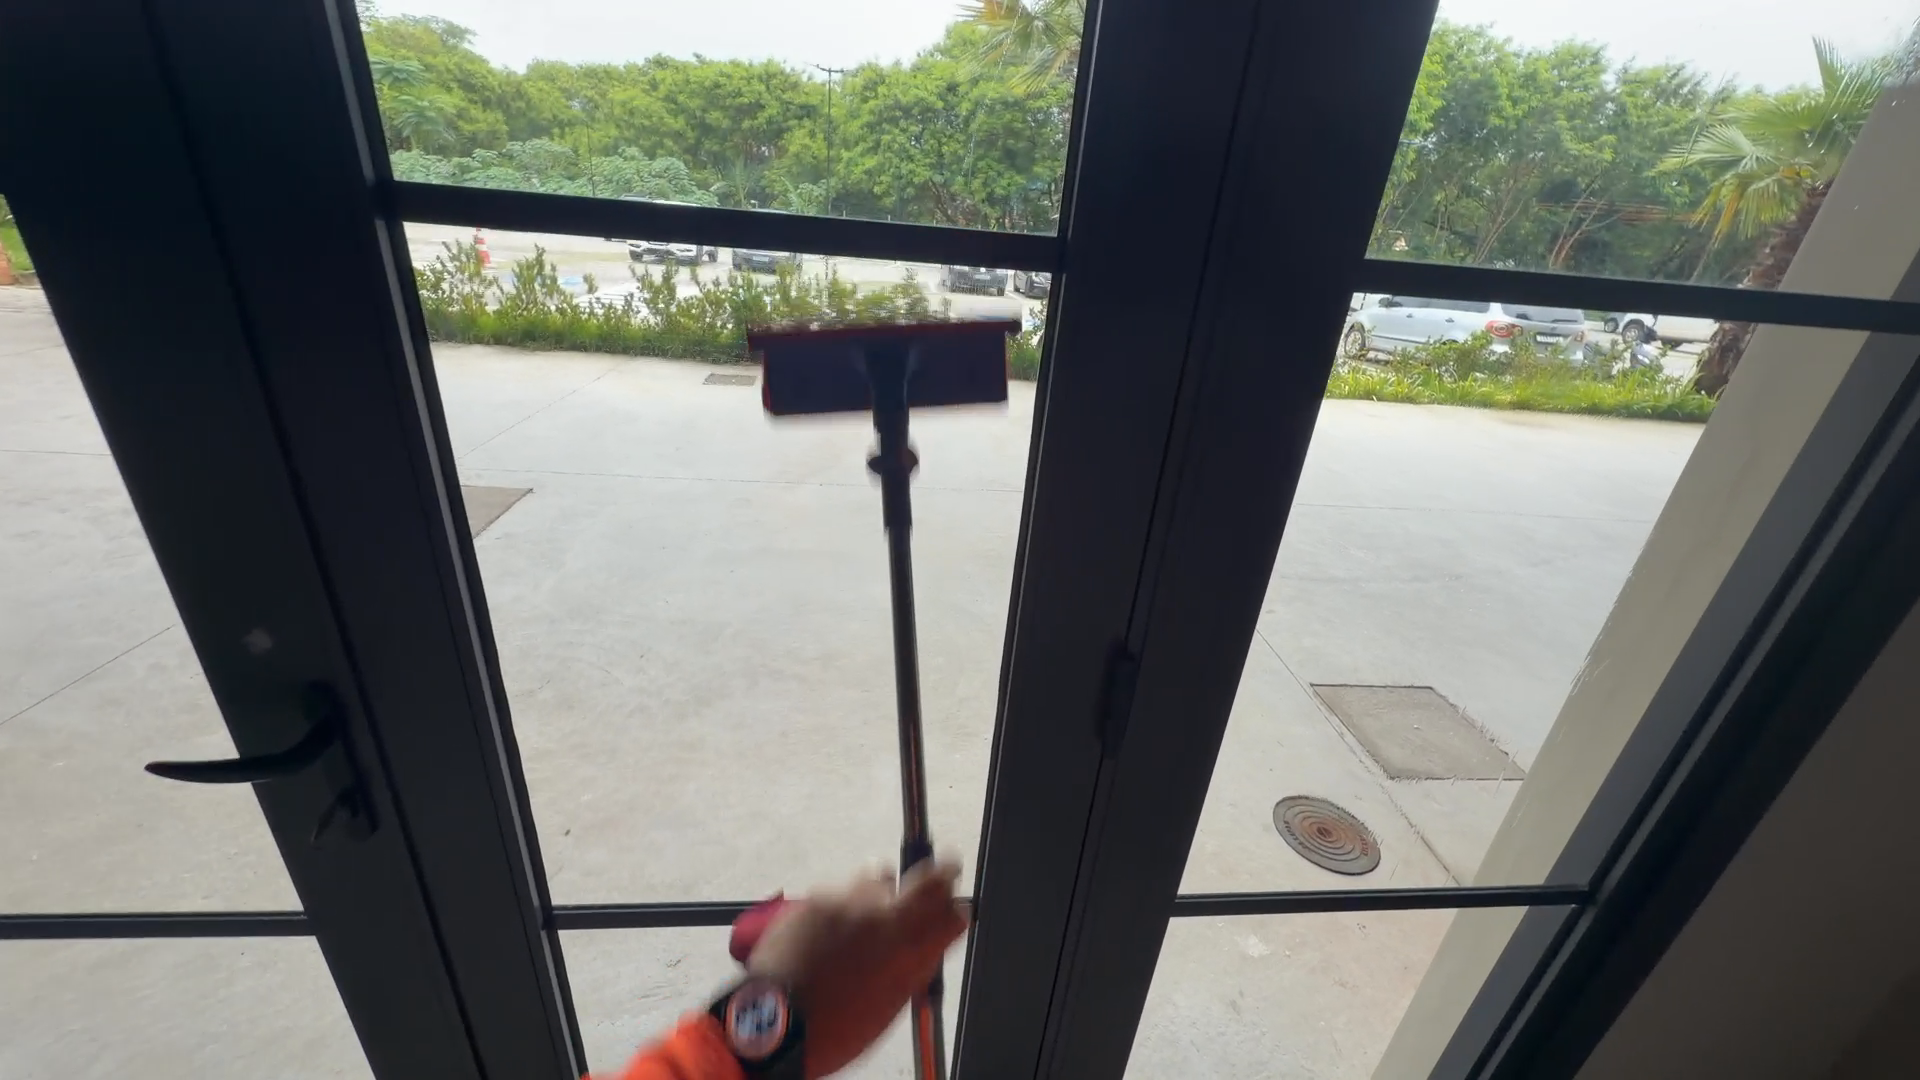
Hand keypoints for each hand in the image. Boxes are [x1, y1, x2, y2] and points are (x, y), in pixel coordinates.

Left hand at [745, 859, 967, 1078]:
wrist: (775, 1021)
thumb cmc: (835, 1027)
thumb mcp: (890, 1005)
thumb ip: (915, 965)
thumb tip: (933, 941)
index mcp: (910, 952)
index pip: (954, 914)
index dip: (957, 909)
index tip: (955, 905)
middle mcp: (888, 918)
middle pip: (931, 877)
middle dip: (942, 872)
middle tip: (947, 868)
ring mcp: (854, 901)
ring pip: (881, 878)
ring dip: (878, 892)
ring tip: (862, 917)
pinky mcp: (823, 894)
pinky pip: (842, 890)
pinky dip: (841, 904)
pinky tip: (828, 932)